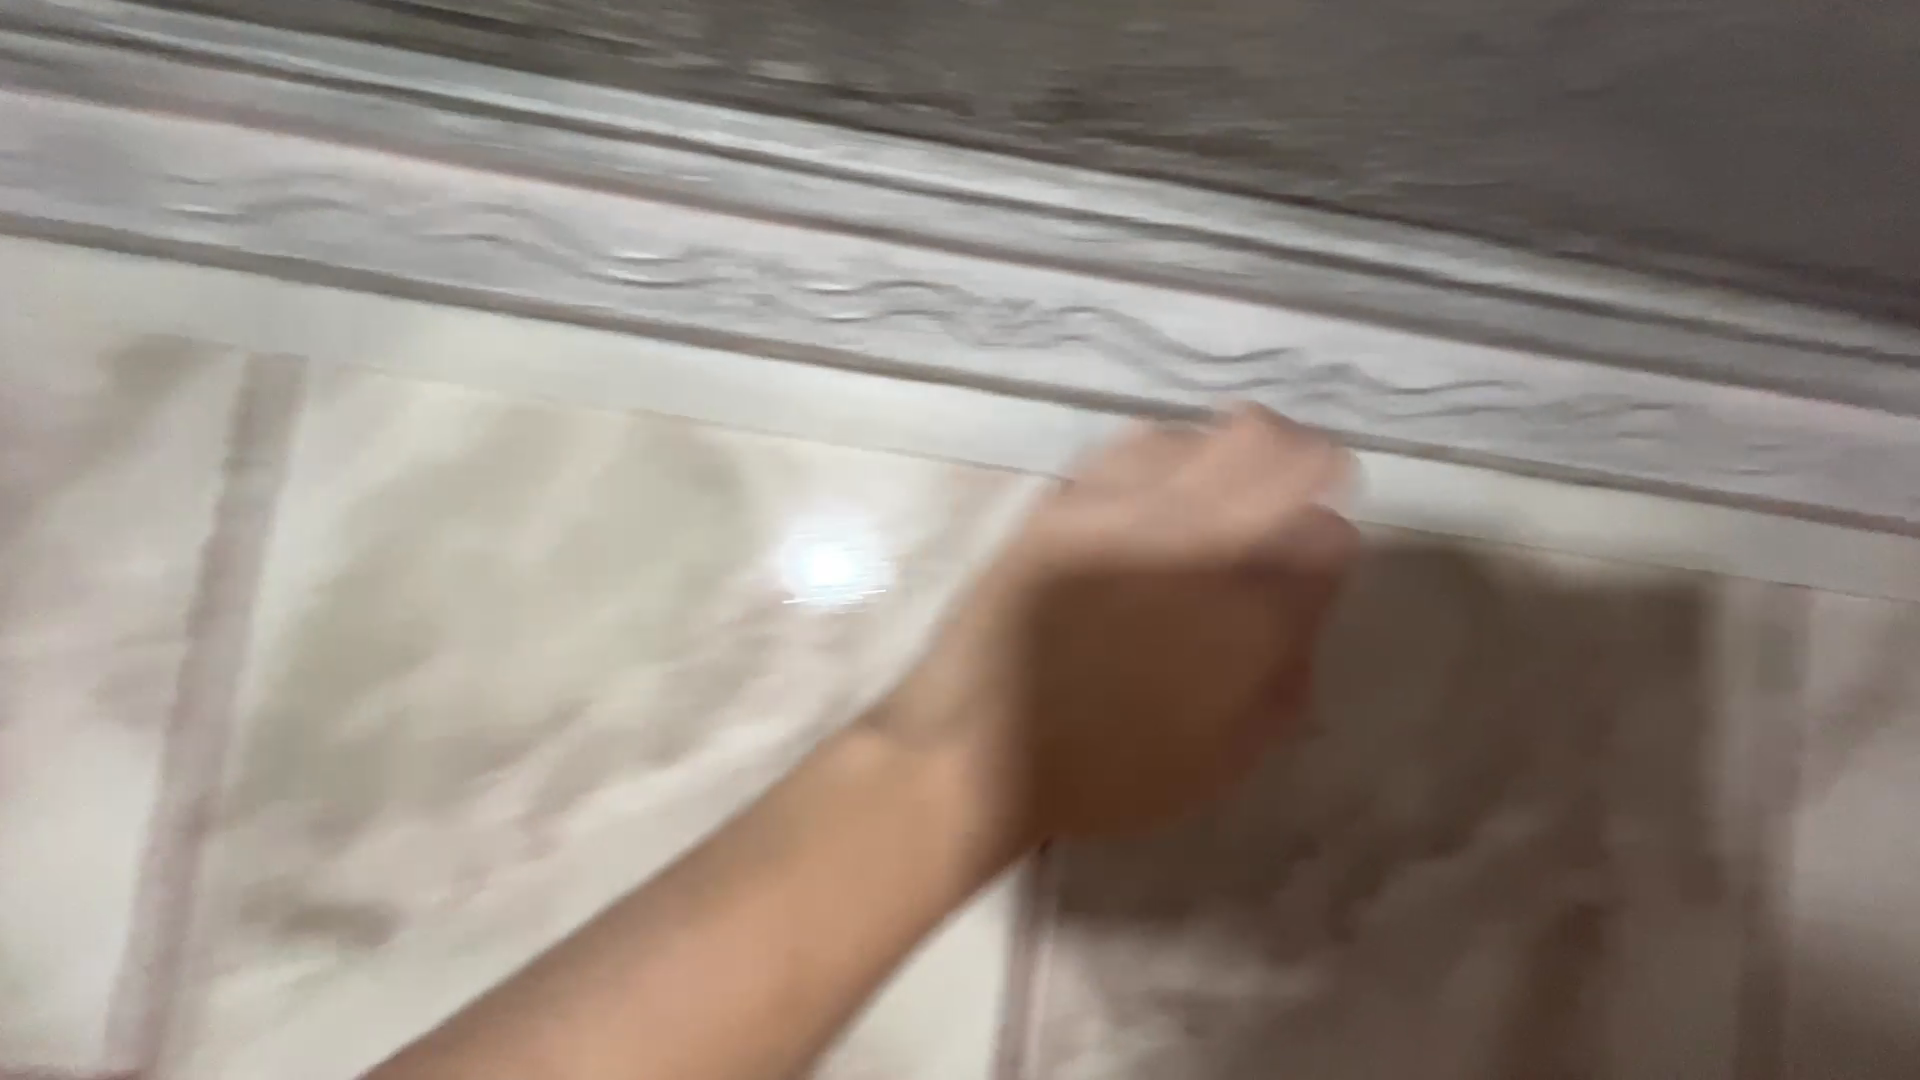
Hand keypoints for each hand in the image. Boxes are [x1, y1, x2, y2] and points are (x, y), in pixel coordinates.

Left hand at [884, 404, 1358, 857]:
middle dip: (1302, 460)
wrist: (977, 749)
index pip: (1328, 532)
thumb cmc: (1108, 770)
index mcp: (1249, 609)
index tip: (1312, 559)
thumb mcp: (1228, 753)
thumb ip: (1287, 668)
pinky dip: (1163, 452)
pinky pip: (1130, 445)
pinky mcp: (1060, 503)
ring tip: (1221, 482)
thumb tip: (1307, 598)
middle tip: (1293, 485)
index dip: (1327, 543)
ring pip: (1206, 433)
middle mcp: (1193, 537)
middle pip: (1277, 446)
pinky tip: (1154, 483)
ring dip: (1232, 450)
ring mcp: (1118, 509)